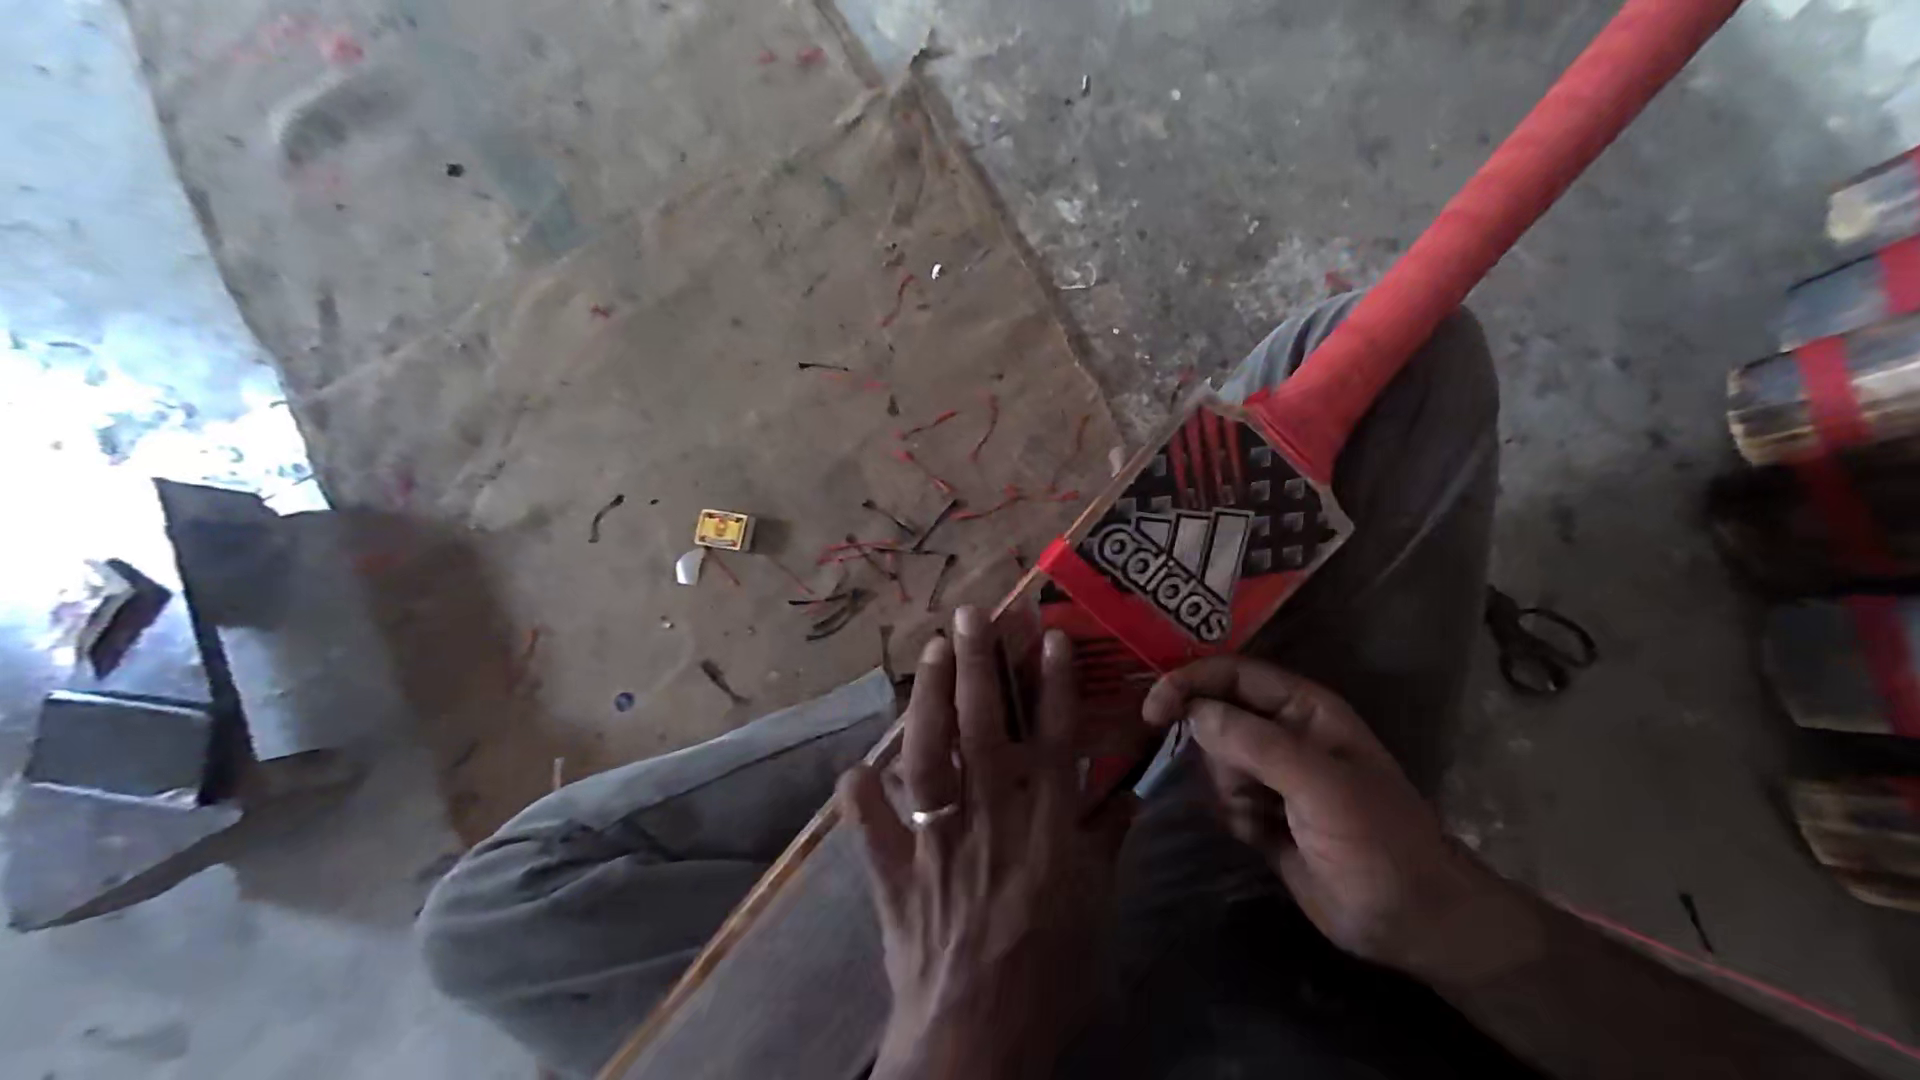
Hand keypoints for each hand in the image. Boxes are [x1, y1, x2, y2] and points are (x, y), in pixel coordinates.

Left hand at [839, 607, 1131, 1079]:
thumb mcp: (1097, 903)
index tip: (1048, 635)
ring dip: (928, 700)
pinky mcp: (896, 869)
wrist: (981, 1036)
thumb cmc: (1050, 968)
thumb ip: (1108, 839)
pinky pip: (871, 824)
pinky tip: (854, 766)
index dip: (1052, 682)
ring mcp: (938, 839)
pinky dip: (860, 795)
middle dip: (977, 665)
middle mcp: (991, 816)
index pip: (1052, 737)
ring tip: (929, 652)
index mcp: (1044, 824)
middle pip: (983, 727)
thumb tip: (1127, 789)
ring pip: (930, 755)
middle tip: (970, 615)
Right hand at [1142, 656, 1541, 986]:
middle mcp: (1281, 731)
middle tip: (1243, 791)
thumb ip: (1257, 743)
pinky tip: (1263, 838)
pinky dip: (1231, 816)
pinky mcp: (1258, 810)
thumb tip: (1193, 712)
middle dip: (1215, 753)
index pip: (1232, 674)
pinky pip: (1218, 797)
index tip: (1153, 710)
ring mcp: (1268, 772)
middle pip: (1213, 715)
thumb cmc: (1380, 843)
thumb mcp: (1323, 787)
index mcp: (1302, 708)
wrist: (1412, 924)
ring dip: (1227, 791)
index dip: (1189, 682)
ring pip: (1211, 760)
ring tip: (1265, 820)